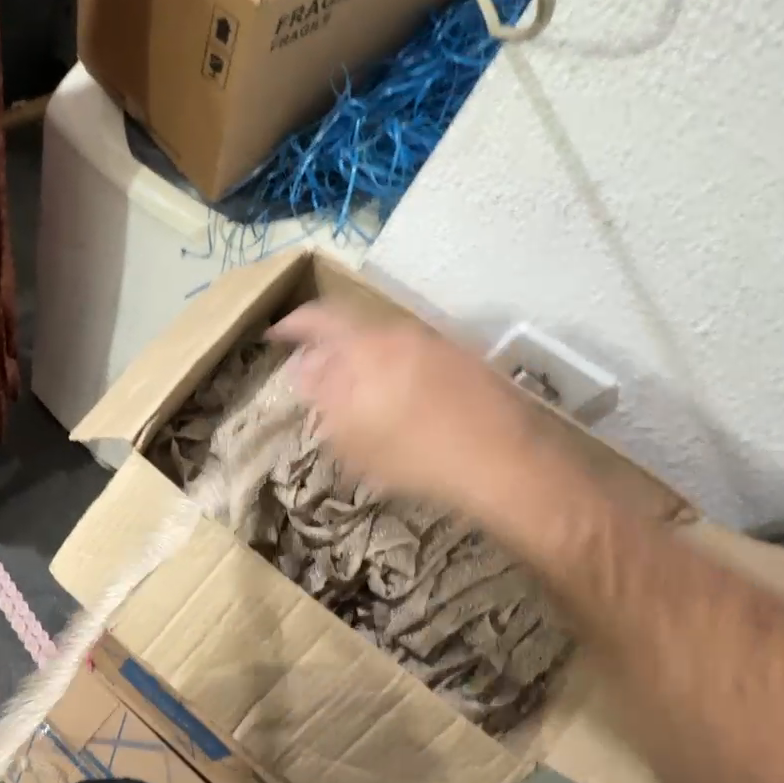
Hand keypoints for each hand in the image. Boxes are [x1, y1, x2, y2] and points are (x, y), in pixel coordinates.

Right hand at [269, 303, 554, 514]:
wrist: (507, 465)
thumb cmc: (416, 457)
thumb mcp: (352, 437)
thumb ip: (322, 396)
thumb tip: (303, 368)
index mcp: (370, 344)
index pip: (320, 317)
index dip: (294, 324)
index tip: (276, 336)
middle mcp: (405, 333)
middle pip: (355, 329)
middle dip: (330, 350)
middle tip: (315, 378)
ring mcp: (440, 344)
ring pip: (387, 343)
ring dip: (364, 362)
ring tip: (354, 397)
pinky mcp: (468, 362)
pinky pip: (415, 356)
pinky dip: (394, 371)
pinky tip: (397, 405)